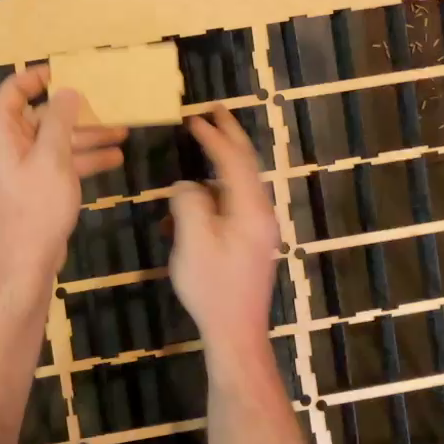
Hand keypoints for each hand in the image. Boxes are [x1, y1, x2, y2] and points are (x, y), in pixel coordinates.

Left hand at [0, 66, 127, 283]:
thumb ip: (59, 121)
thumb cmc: (35, 206)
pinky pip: (60, 164)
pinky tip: (114, 159)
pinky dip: (83, 160)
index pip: (13, 91)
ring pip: (56, 142)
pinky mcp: (36, 188)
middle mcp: (8, 146)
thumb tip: (67, 91)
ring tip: (122, 133)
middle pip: (41, 116)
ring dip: (87, 137)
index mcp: (1, 133)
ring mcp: (22, 169)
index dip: (37, 76)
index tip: (67, 70)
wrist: (25, 263)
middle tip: (108, 103)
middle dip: (76, 111)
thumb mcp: (51, 158)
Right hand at [168, 109, 279, 351]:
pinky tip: (183, 217)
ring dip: (213, 173)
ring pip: (235, 187)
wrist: (236, 333)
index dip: (213, 136)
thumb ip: (188, 203)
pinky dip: (209, 202)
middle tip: (215, 110)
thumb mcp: (193, 241)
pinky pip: (229, 209)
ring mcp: (258, 229)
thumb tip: (186, 186)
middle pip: (245, 165)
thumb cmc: (213, 287)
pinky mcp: (250, 243)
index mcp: (250, 209)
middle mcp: (261, 213)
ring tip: (193, 164)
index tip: (193, 117)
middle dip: (229, 136)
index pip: (233, 160)